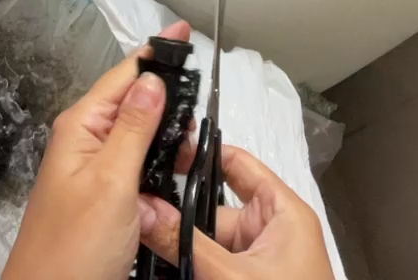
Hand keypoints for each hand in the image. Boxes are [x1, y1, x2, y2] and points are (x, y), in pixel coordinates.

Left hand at [2, 22, 191, 279]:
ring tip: (189, 156)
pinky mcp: (107, 199)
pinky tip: (174, 186)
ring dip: (167, 146)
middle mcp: (87, 140)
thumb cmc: (72, 246)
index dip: (155, 51)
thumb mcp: (111, 182)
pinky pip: (140, 172)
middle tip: (197, 121)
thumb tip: (152, 80)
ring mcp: (96, 170)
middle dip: (169, 106)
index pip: (125, 73)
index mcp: (82, 125)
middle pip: (136, 104)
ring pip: (142, 140)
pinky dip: (160, 175)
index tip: (182, 31)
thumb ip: (134, 128)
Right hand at [138, 145, 335, 279]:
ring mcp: (261, 261)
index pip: (235, 162)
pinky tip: (161, 267)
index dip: (198, 153)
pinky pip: (213, 266)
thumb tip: (139, 206)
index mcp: (281, 211)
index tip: (156, 151)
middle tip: (137, 209)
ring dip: (181, 247)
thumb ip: (185, 242)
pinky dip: (193, 268)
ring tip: (141, 237)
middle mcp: (270, 229)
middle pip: (214, 208)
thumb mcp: (233, 278)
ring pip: (209, 242)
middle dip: (179, 215)